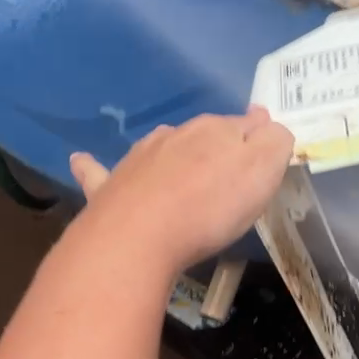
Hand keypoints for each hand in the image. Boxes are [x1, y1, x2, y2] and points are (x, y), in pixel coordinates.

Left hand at [67, 109, 294, 276]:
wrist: (140, 236)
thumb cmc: (212, 208)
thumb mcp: (263, 172)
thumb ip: (275, 142)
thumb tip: (270, 123)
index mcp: (219, 131)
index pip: (248, 123)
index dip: (261, 132)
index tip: (269, 143)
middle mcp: (178, 135)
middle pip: (208, 132)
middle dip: (222, 142)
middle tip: (234, 165)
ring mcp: (141, 156)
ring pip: (164, 145)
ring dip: (176, 151)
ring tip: (184, 168)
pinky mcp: (110, 184)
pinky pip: (100, 169)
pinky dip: (93, 164)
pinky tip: (82, 160)